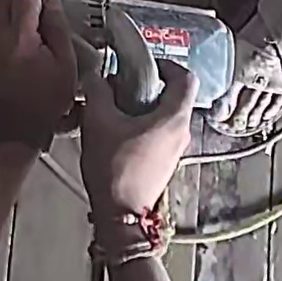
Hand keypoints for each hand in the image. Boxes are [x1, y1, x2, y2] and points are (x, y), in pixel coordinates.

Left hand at [0, 0, 77, 146]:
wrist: (14, 128)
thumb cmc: (43, 101)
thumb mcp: (66, 65)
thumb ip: (59, 29)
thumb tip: (51, 2)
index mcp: (20, 39)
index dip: (37, 3)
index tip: (43, 17)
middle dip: (15, 3)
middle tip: (28, 20)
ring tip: (9, 26)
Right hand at [78, 55, 197, 219]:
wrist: (121, 216)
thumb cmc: (114, 167)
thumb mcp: (99, 121)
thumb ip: (98, 90)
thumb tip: (96, 74)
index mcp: (174, 117)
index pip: (185, 76)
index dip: (165, 64)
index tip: (142, 64)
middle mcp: (182, 131)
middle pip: (173, 95)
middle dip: (145, 85)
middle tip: (118, 85)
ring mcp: (176, 149)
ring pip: (164, 114)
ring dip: (141, 106)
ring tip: (112, 108)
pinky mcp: (165, 161)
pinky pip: (158, 132)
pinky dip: (141, 124)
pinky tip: (116, 130)